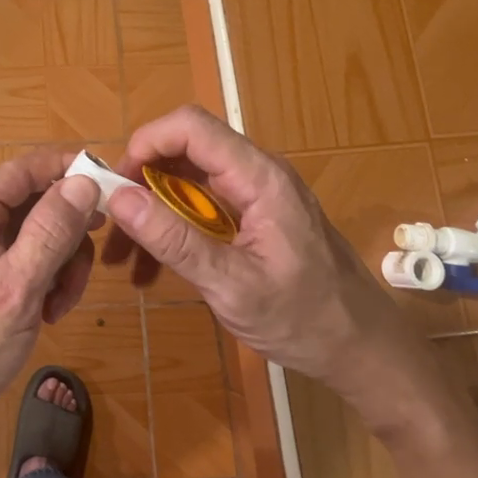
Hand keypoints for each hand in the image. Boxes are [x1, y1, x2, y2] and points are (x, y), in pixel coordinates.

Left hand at [0, 151, 103, 454]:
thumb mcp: (16, 291)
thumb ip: (51, 232)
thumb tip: (84, 181)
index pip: (27, 168)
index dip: (73, 172)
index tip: (116, 192)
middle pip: (34, 200)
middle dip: (67, 235)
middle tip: (82, 277)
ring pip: (35, 229)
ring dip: (59, 262)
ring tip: (60, 305)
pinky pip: (22, 254)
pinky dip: (43, 277)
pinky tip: (46, 312)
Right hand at [99, 106, 424, 399]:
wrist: (365, 351)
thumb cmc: (306, 320)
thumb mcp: (232, 286)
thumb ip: (174, 240)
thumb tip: (120, 198)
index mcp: (260, 178)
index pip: (191, 127)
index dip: (146, 143)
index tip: (116, 185)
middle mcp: (257, 174)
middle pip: (184, 151)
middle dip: (140, 184)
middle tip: (112, 227)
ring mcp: (256, 195)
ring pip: (187, 182)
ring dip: (151, 213)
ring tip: (124, 260)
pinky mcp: (254, 217)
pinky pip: (201, 208)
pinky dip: (172, 231)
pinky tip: (153, 271)